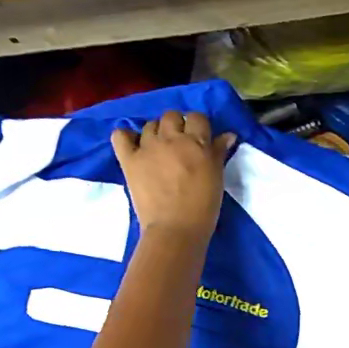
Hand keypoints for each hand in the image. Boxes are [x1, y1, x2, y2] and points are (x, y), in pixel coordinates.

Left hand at [111, 111, 234, 240]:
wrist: (175, 230)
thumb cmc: (203, 208)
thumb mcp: (216, 177)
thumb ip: (219, 152)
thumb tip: (228, 135)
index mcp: (196, 142)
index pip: (197, 117)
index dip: (197, 126)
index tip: (198, 139)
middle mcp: (171, 138)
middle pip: (171, 116)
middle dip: (176, 126)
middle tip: (178, 145)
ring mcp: (147, 147)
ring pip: (149, 125)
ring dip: (155, 132)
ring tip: (158, 149)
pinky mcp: (129, 160)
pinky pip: (120, 136)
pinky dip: (125, 136)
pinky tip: (132, 145)